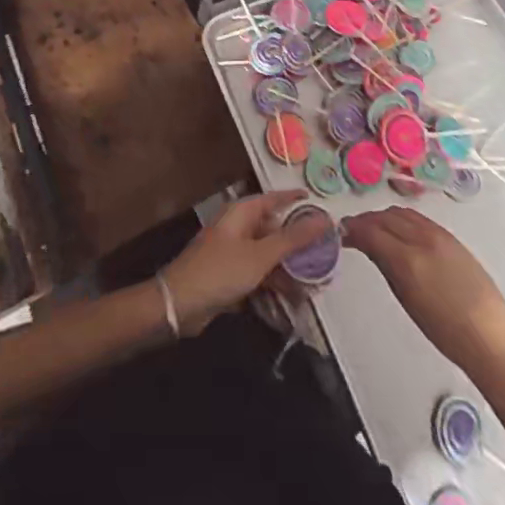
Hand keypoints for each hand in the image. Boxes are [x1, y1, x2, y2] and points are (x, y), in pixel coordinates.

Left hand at [160, 191, 329, 334]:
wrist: (178, 305)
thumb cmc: (220, 271)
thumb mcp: (260, 255)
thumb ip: (293, 238)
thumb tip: (324, 218)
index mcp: (240, 214)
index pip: (272, 199)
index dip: (293, 199)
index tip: (316, 202)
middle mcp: (236, 229)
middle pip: (272, 229)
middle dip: (297, 241)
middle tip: (325, 250)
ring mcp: (232, 253)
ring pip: (267, 254)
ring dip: (289, 266)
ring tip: (317, 279)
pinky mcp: (229, 277)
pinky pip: (259, 274)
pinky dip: (275, 282)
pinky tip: (295, 295)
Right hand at [344, 206, 504, 380]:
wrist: (489, 335)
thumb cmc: (445, 329)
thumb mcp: (406, 299)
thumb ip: (386, 266)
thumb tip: (369, 246)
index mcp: (408, 260)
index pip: (370, 231)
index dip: (351, 229)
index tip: (340, 233)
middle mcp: (423, 240)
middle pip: (385, 217)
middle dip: (365, 221)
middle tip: (352, 232)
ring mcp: (440, 236)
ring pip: (402, 213)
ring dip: (383, 217)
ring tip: (373, 231)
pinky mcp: (452, 238)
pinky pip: (419, 219)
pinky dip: (402, 220)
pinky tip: (398, 233)